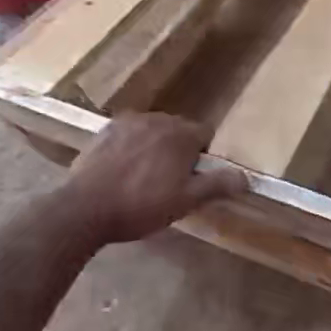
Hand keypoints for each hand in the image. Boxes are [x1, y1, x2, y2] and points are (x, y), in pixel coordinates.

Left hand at [62, 112, 246, 244]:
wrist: (84, 210)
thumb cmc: (141, 206)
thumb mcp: (185, 201)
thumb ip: (217, 185)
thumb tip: (246, 177)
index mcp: (182, 135)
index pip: (205, 133)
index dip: (201, 155)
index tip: (190, 177)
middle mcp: (158, 120)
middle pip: (179, 129)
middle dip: (178, 148)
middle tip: (167, 180)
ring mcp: (129, 122)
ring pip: (153, 129)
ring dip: (154, 145)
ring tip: (141, 175)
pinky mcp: (105, 130)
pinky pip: (128, 132)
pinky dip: (129, 144)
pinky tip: (119, 168)